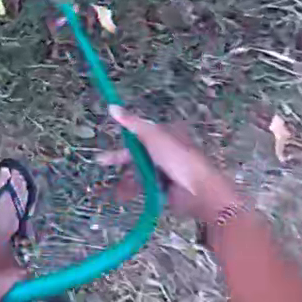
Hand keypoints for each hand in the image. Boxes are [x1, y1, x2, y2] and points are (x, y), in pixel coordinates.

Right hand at [98, 105, 243, 225]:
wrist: (199, 191)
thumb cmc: (177, 158)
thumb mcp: (152, 135)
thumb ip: (131, 122)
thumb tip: (111, 106)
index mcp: (164, 135)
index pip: (139, 134)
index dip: (123, 138)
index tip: (111, 137)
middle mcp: (164, 151)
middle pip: (137, 154)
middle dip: (121, 161)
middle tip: (102, 163)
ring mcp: (165, 171)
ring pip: (139, 172)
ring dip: (126, 179)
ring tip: (116, 188)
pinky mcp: (165, 189)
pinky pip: (145, 187)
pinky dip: (134, 190)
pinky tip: (124, 196)